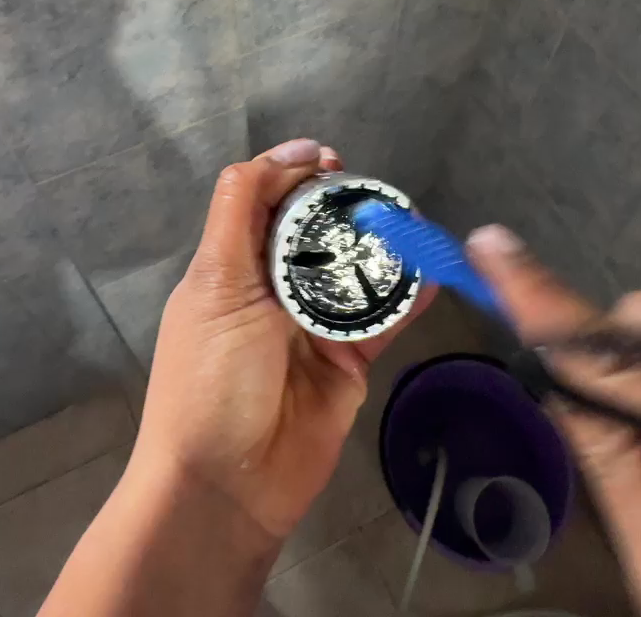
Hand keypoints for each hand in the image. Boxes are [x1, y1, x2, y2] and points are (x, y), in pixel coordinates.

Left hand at [132, 138, 430, 539]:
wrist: (227, 484)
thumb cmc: (209, 376)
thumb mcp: (214, 285)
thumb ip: (239, 215)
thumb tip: (276, 159)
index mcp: (233, 265)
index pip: (264, 199)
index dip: (291, 171)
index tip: (326, 156)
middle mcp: (274, 287)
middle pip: (313, 229)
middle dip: (341, 202)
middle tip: (372, 190)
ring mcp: (313, 324)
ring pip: (353, 269)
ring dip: (380, 244)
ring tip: (408, 219)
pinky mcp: (348, 361)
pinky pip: (382, 320)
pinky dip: (408, 297)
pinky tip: (431, 274)